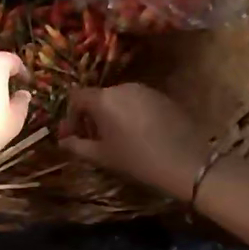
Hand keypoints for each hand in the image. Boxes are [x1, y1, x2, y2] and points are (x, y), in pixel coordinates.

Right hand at [58, 84, 209, 196]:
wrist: (186, 161)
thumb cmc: (137, 160)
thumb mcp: (102, 157)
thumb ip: (77, 146)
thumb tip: (62, 141)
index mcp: (103, 99)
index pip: (76, 97)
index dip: (71, 116)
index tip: (73, 135)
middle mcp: (123, 87)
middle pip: (99, 97)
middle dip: (92, 116)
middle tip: (93, 139)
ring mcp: (145, 90)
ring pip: (119, 99)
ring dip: (112, 115)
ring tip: (116, 139)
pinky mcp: (163, 97)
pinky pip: (138, 102)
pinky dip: (131, 114)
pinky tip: (138, 135)